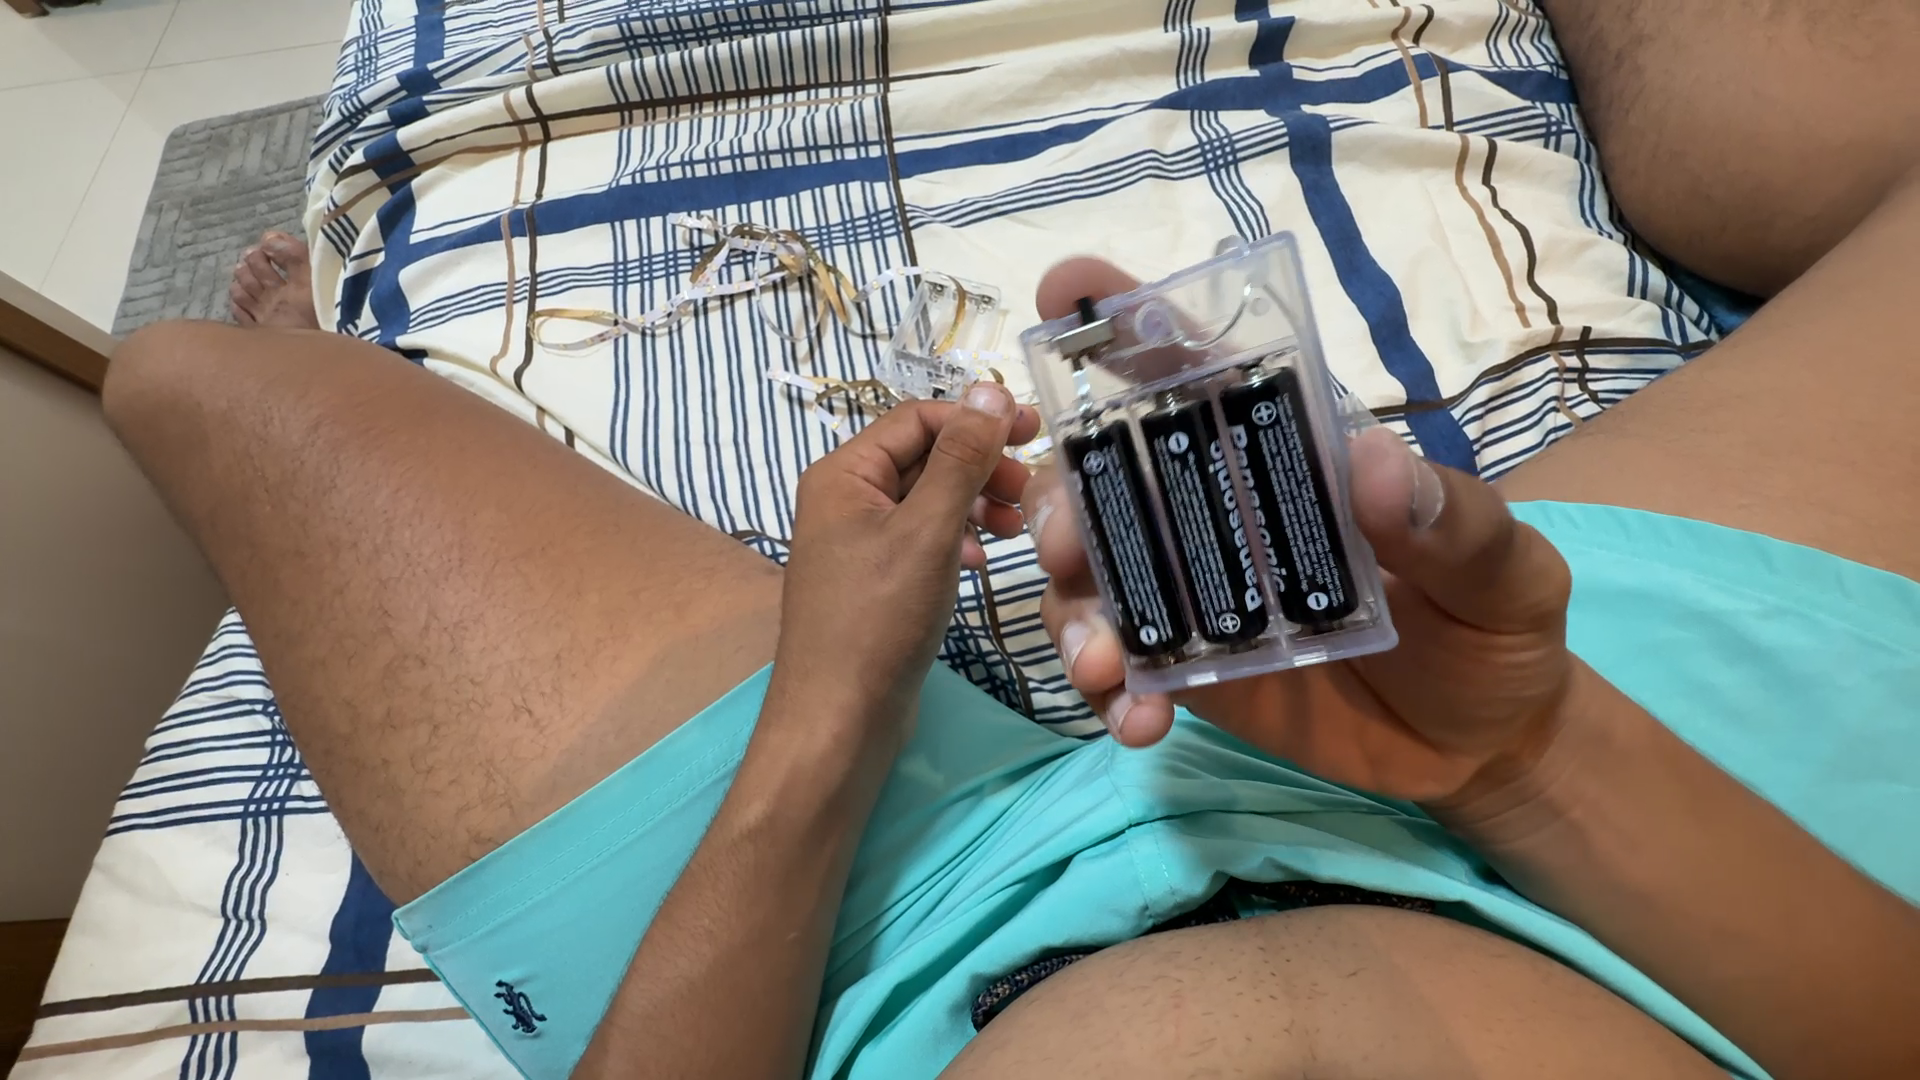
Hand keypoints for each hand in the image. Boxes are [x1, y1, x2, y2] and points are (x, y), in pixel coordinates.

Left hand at [774, 385, 1041, 741]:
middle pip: (924, 457)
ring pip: (928, 500)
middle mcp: (846, 498)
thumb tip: (990, 391)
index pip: (917, 419)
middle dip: (979, 467)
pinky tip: (981, 560)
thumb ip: (960, 459)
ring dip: (974, 504)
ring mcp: (860, 541)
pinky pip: (923, 538)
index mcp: (844, 473)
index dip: (976, 420)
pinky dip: (957, 539)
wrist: (840, 718)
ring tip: (1014, 529)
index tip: (1033, 433)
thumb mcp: (927, 531)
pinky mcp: (877, 577)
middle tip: (1028, 493)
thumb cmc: (879, 619)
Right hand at [1026, 259, 1575, 803]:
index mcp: (1277, 460)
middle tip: (1067, 545)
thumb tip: (1372, 460)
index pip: (1194, 373)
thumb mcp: (1508, 573)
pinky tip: (1137, 721)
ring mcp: (1185, 592)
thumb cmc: (1493, 633)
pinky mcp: (1177, 664)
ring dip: (1071, 610)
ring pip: (1085, 577)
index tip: (1064, 290)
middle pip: (1101, 483)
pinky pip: (1114, 667)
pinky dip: (1109, 691)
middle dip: (1061, 502)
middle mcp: (1209, 514)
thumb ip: (1456, 522)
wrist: (1473, 745)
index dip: (1125, 324)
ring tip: (1101, 662)